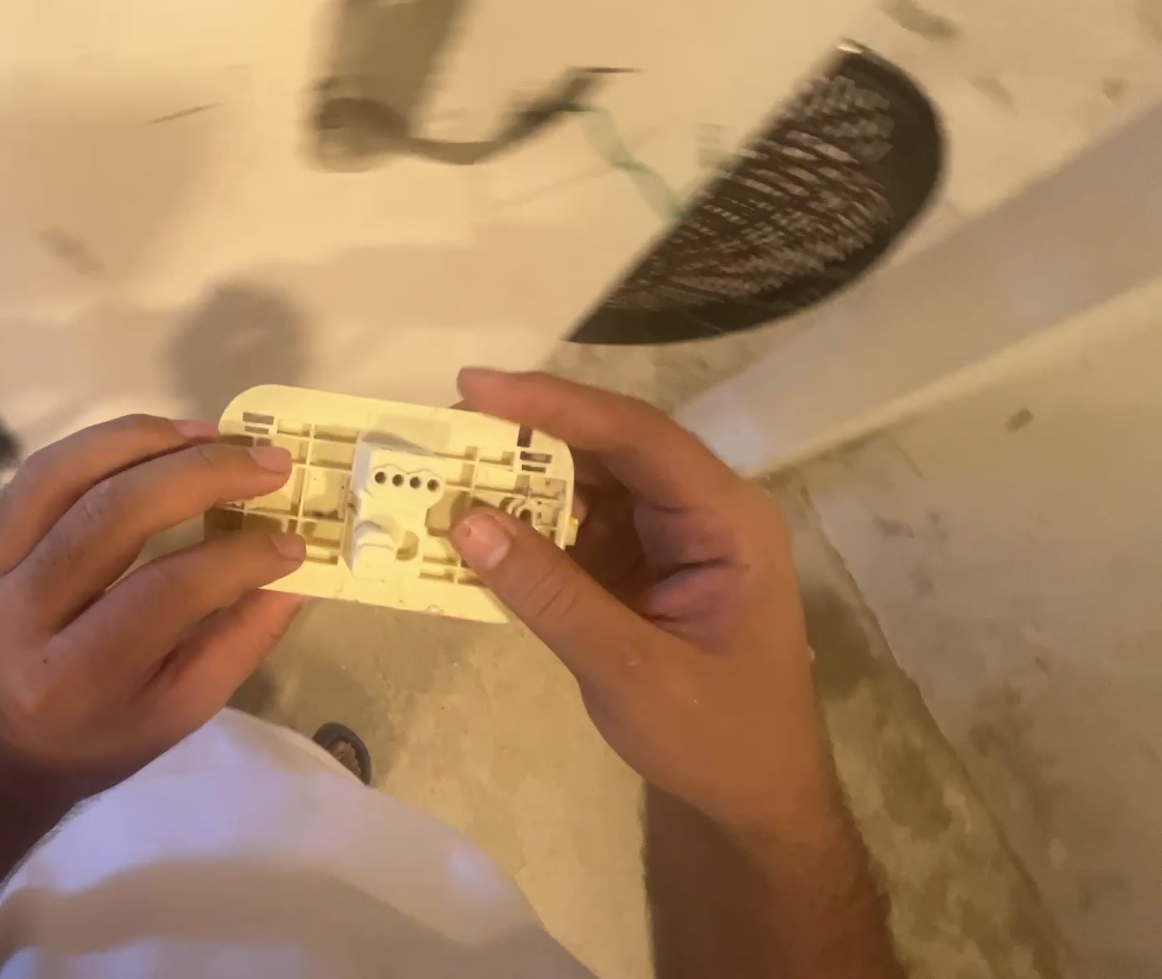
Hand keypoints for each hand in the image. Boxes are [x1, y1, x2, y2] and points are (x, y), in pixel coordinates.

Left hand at [0, 414, 306, 796]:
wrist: (12, 743)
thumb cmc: (108, 734)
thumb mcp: (184, 708)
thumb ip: (242, 637)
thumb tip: (297, 567)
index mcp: (71, 677)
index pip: (163, 594)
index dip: (235, 557)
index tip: (291, 539)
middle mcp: (18, 616)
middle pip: (112, 515)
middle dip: (201, 476)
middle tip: (266, 462)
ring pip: (66, 473)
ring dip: (148, 440)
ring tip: (213, 435)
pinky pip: (43, 470)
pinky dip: (103, 443)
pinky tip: (156, 439)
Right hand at [448, 369, 834, 836]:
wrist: (742, 796)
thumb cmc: (713, 736)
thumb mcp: (630, 669)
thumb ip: (550, 594)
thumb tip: (465, 522)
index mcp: (723, 519)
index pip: (636, 436)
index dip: (554, 404)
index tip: (475, 387)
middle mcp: (691, 508)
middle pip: (602, 443)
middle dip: (521, 431)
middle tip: (442, 426)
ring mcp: (655, 531)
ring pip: (576, 477)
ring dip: (510, 475)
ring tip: (441, 469)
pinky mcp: (622, 556)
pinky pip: (561, 520)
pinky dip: (513, 520)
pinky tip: (468, 523)